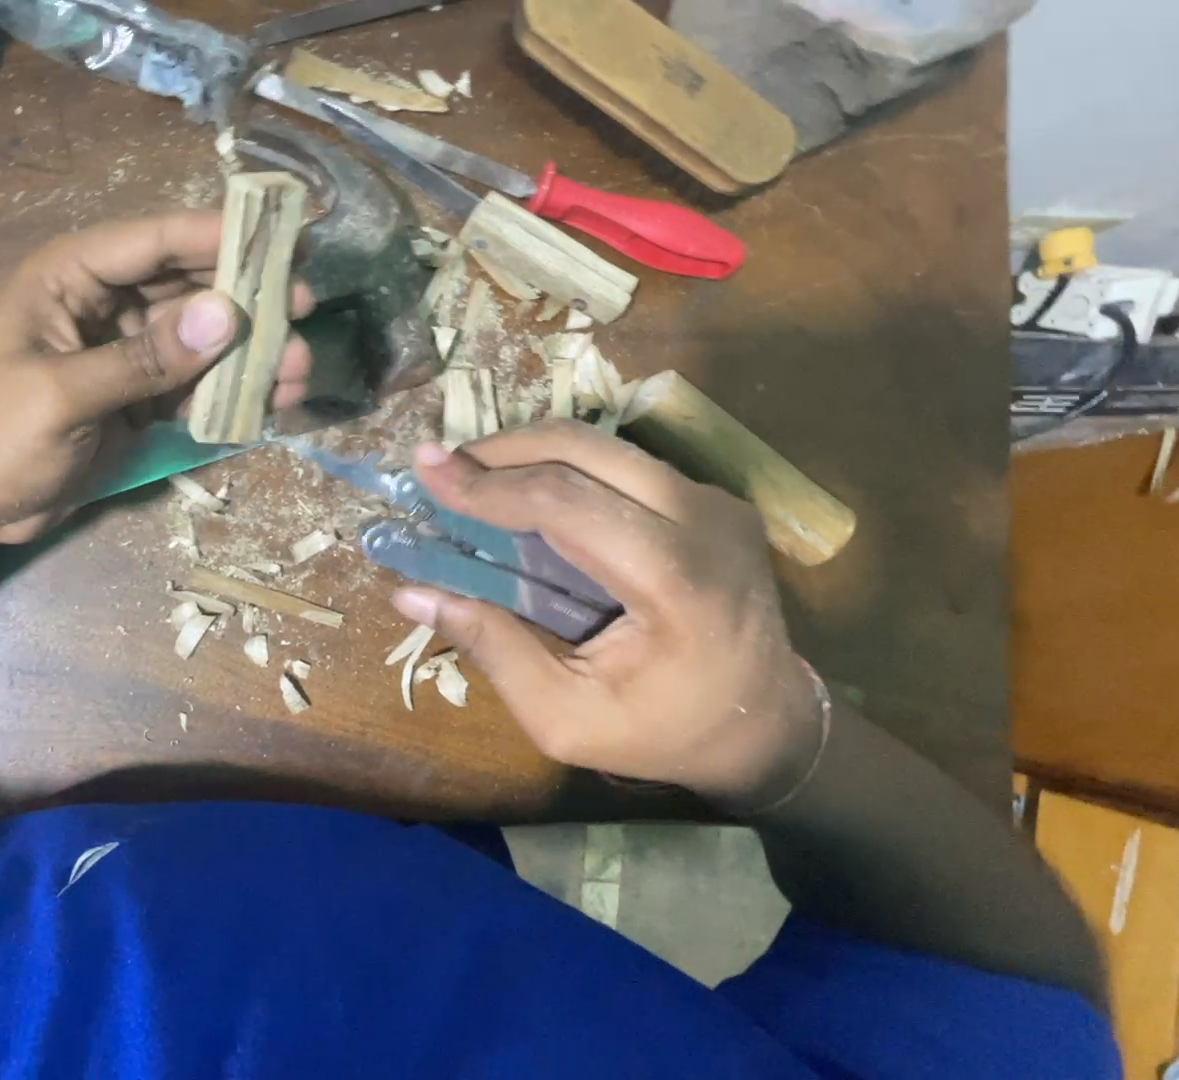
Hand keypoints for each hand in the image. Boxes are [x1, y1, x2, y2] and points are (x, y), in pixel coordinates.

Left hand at [0, 213, 313, 541]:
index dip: (218, 236)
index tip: (282, 240)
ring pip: (199, 340)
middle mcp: (103, 305)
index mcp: (69, 279)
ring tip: (298, 370)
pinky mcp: (137, 398)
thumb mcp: (63, 397)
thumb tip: (227, 316)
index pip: (153, 241)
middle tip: (304, 308)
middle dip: (245, 301)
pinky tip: (268, 403)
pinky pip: (192, 386)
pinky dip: (227, 394)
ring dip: (247, 354)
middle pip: (187, 287)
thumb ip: (143, 360)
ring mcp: (124, 354)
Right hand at [389, 422, 822, 806]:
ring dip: (526, 449)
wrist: (767, 726)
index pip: (564, 501)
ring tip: (470, 472)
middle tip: (440, 464)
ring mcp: (714, 501)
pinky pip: (619, 460)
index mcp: (675, 579)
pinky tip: (520, 486)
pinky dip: (558, 463)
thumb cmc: (661, 733)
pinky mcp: (709, 498)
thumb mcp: (564, 717)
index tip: (426, 472)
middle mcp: (703, 519)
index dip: (486, 484)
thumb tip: (410, 594)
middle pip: (583, 448)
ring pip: (601, 443)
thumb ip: (491, 649)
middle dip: (499, 449)